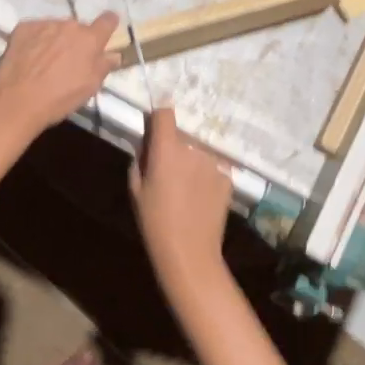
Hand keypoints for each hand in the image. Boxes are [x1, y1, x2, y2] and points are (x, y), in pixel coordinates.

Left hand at [0, 14, 120, 136]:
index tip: (106, 31)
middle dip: (76, 40)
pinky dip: (35, 40)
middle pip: (78, 28)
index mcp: (89, 39)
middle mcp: (68, 25)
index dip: (108, 24)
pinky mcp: (23, 28)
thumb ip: (104, 66)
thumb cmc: (59, 98)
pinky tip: (29, 58)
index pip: (107, 21)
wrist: (17, 101)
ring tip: (45, 61)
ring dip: (55, 39)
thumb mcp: (90, 88)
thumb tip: (113, 54)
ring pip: (56, 28)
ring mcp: (44, 24)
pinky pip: (35, 30)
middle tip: (68, 60)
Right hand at [131, 109, 232, 287]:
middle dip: (174, 146)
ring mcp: (214, 162)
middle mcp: (193, 149)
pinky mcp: (228, 177)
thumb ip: (140, 159)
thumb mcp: (136, 189)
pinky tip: (201, 197)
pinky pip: (213, 167)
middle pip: (183, 135)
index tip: (156, 126)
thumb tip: (146, 144)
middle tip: (168, 169)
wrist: (189, 251)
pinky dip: (206, 175)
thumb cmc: (154, 221)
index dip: (159, 117)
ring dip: (192, 160)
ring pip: (199, 152)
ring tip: (186, 187)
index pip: (165, 113)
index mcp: (166, 149)